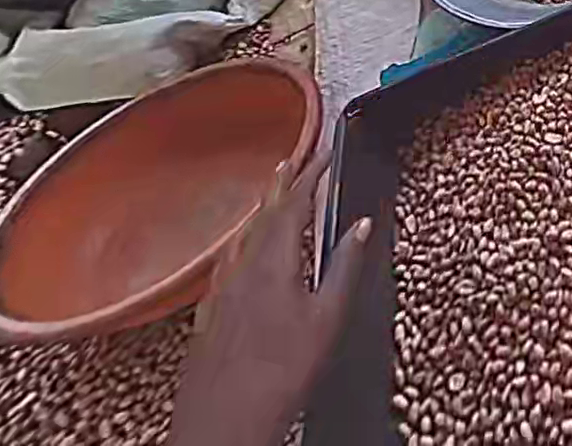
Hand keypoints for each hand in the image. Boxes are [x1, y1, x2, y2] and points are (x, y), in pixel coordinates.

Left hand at [167, 146, 370, 445]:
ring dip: (262, 206)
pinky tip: (244, 247)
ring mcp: (221, 292)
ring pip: (244, 235)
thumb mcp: (327, 318)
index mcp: (273, 265)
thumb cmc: (283, 375)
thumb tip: (362, 224)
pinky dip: (243, 238)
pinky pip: (229, 259)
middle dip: (283, 183)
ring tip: (273, 189)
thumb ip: (345, 265)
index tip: (326, 154)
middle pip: (263, 214)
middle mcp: (243, 270)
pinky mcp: (209, 314)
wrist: (222, 432)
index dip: (311, 175)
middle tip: (295, 157)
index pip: (293, 206)